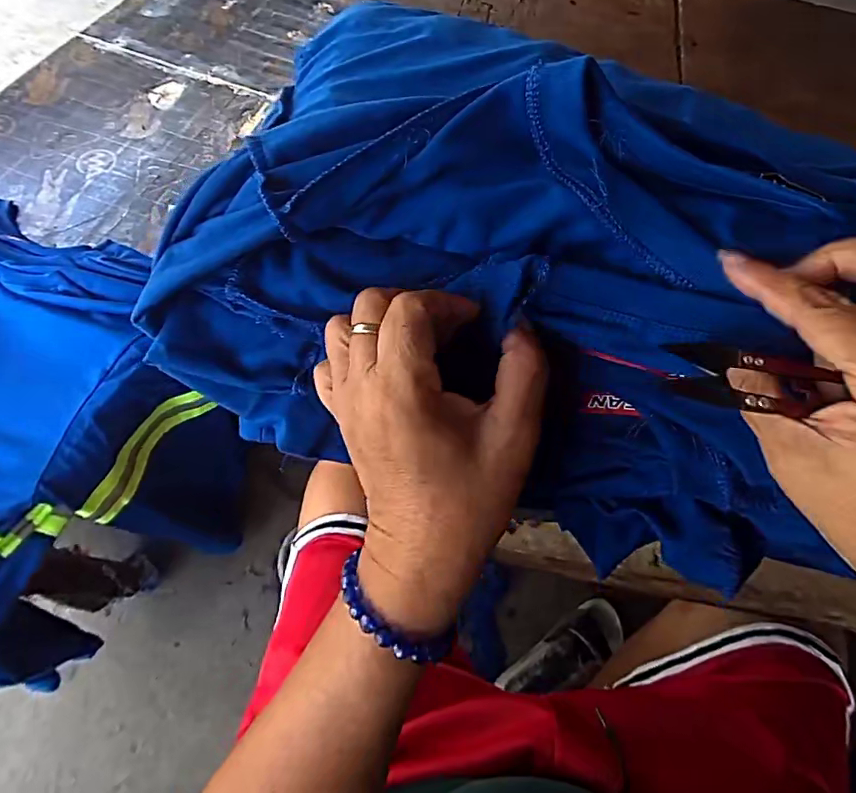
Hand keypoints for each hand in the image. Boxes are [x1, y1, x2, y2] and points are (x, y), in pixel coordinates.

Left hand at [314, 289, 548, 634]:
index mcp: (400, 384)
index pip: (407, 307)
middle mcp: (361, 383)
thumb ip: (524, 372)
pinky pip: (331, 361)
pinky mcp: (336, 414)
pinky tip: (385, 368)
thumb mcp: (514, 435)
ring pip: (342, 327)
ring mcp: (342, 398)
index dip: (446, 302)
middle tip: (448, 328)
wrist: (419, 554)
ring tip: (416, 343)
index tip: (475, 322)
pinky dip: (355, 350)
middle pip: (368, 305)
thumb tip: (519, 328)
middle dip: (412, 303)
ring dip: (380, 323)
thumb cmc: (469, 497)